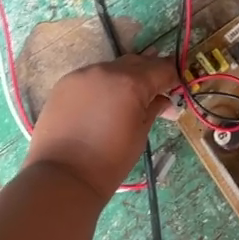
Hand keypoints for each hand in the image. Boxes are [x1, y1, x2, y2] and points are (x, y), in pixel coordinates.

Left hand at [23, 55, 178, 196]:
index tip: (176, 86)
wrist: (62, 176)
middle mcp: (107, 70)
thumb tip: (164, 101)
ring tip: (127, 98)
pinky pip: (91, 77)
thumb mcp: (139, 135)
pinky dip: (102, 85)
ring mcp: (83, 74)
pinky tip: (102, 102)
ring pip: (111, 68)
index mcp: (131, 83)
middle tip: (156, 90)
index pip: (160, 69)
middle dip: (148, 73)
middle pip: (136, 62)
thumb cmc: (109, 161)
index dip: (171, 76)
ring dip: (123, 78)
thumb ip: (152, 110)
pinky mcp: (65, 83)